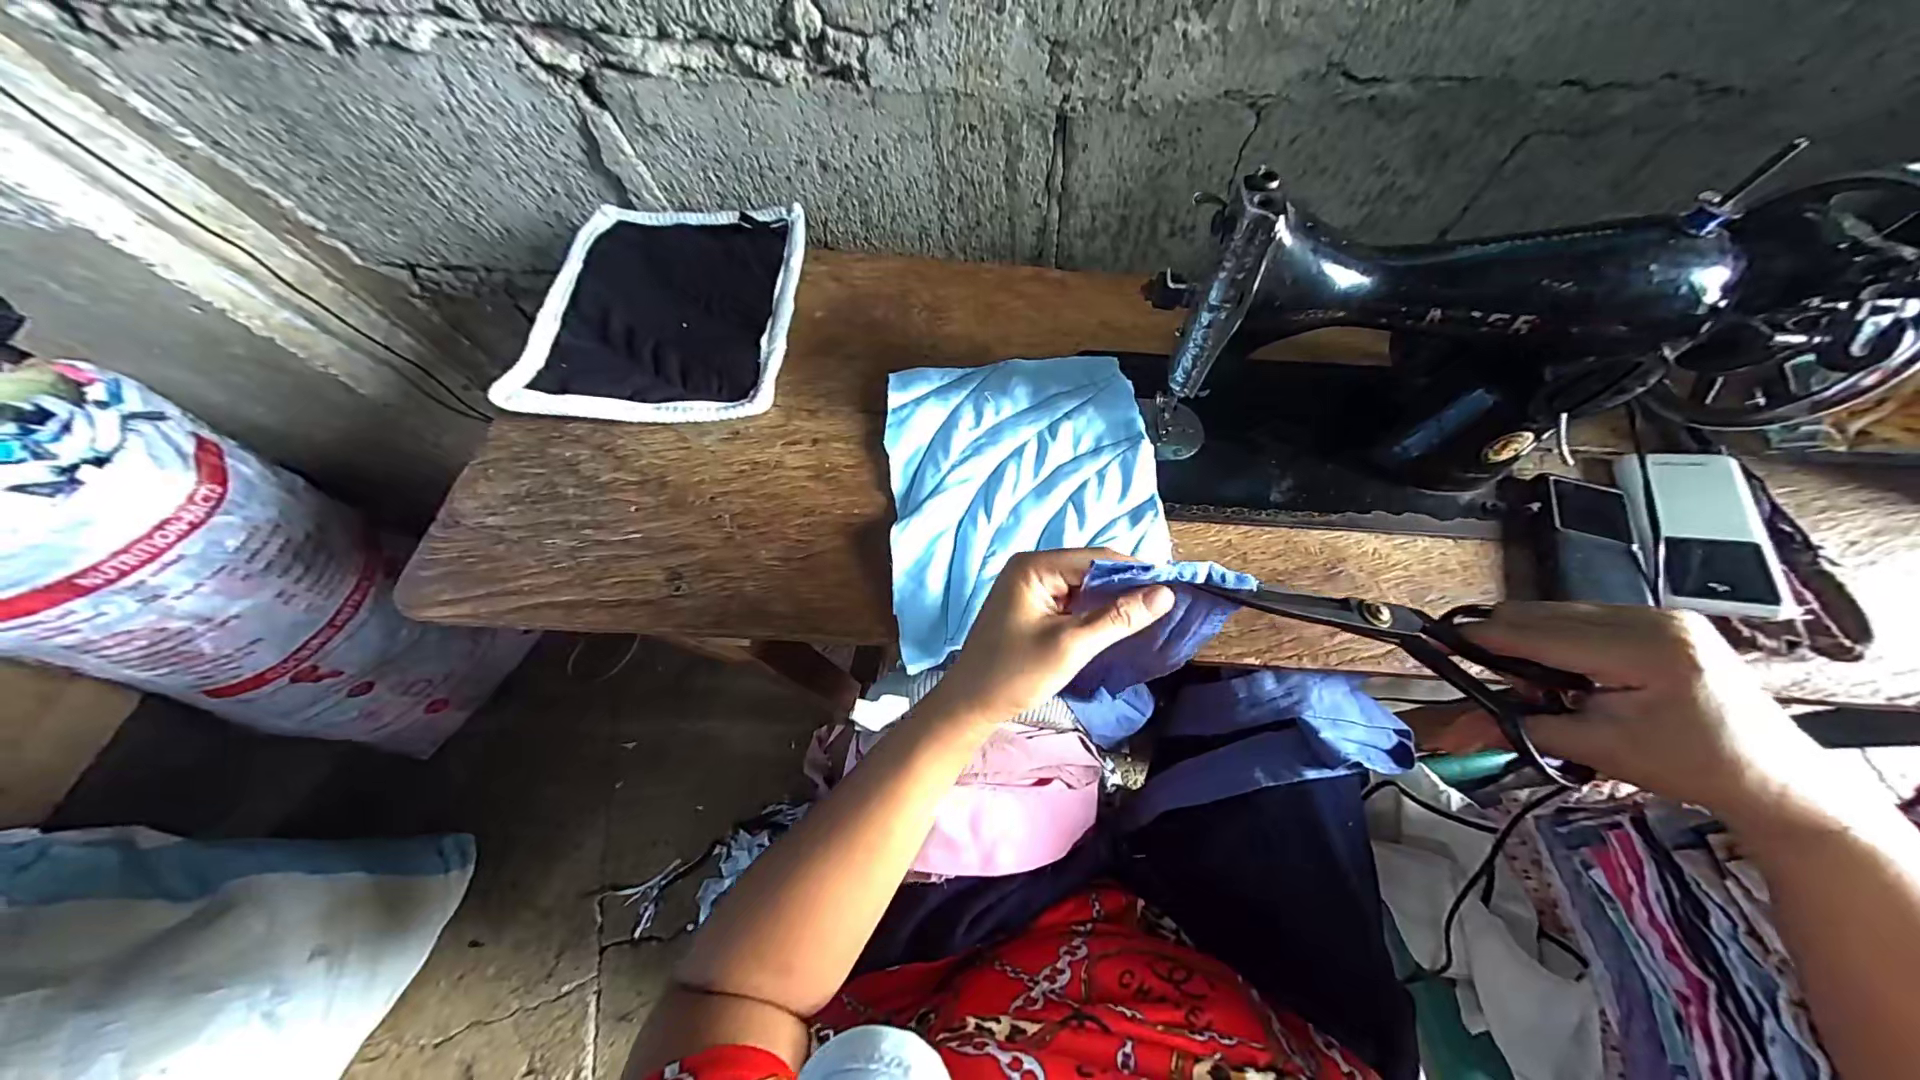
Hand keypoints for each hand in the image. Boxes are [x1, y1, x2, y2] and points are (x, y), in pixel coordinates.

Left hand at [932, 548, 1174, 722]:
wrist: (970, 704)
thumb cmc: (1014, 673)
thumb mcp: (1071, 645)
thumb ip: (1117, 618)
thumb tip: (1163, 594)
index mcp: (1034, 567)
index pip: (1097, 558)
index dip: (1137, 572)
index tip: (1173, 588)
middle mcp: (1031, 568)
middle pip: (1091, 569)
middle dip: (1126, 587)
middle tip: (1165, 606)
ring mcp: (1030, 587)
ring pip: (1084, 586)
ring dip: (1112, 601)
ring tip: (1148, 616)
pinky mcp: (1032, 607)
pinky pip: (1072, 601)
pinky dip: (1094, 612)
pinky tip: (1117, 625)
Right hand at [1450, 602, 1820, 814]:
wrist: (1775, 777)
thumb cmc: (1691, 766)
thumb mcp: (1597, 748)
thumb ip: (1525, 724)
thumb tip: (1466, 719)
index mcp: (1645, 651)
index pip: (1540, 634)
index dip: (1484, 638)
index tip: (1440, 639)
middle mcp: (1654, 620)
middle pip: (1545, 613)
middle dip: (1505, 638)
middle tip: (1485, 671)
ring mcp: (1662, 616)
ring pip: (1560, 610)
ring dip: (1531, 637)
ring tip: (1533, 679)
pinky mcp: (1663, 620)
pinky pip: (1585, 616)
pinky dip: (1558, 637)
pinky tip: (1562, 668)